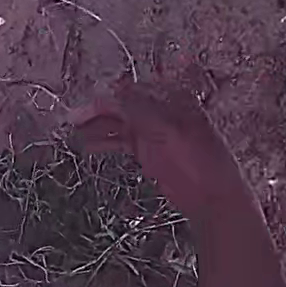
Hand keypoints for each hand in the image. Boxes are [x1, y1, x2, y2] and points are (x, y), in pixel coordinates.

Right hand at [70, 80, 240, 215]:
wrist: (212, 198)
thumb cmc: (197, 161)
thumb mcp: (167, 131)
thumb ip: (140, 109)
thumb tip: (115, 88)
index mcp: (171, 100)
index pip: (133, 91)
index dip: (108, 96)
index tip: (85, 106)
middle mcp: (160, 112)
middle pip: (123, 107)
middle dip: (98, 112)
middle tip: (72, 119)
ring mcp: (153, 132)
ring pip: (119, 124)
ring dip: (97, 127)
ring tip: (75, 134)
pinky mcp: (148, 151)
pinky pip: (122, 141)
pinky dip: (106, 142)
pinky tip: (89, 146)